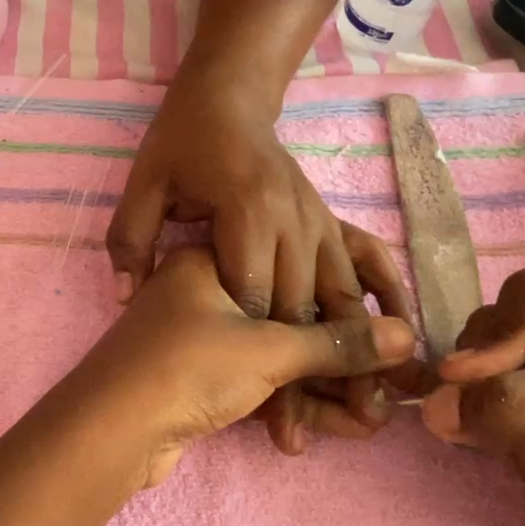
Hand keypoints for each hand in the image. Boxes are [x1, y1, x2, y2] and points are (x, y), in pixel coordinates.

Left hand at [51, 248, 413, 487]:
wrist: (103, 426)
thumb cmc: (182, 367)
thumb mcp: (264, 350)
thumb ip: (334, 342)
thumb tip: (406, 339)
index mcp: (219, 252)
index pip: (303, 275)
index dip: (355, 320)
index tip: (393, 359)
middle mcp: (210, 281)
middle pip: (297, 316)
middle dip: (343, 365)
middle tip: (381, 403)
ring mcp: (201, 325)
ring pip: (279, 349)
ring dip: (321, 389)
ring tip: (364, 426)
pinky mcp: (195, 365)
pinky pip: (255, 372)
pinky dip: (287, 398)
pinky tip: (322, 429)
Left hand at [107, 77, 412, 442]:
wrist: (225, 96)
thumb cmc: (178, 144)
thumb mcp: (142, 187)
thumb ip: (131, 240)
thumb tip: (124, 293)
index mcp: (244, 211)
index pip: (260, 294)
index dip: (261, 350)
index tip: (267, 404)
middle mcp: (290, 216)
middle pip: (306, 304)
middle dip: (312, 370)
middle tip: (316, 429)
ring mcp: (315, 216)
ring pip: (342, 292)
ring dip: (354, 351)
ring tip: (367, 410)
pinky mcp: (325, 218)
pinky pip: (364, 261)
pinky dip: (384, 299)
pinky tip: (401, 338)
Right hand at [418, 272, 524, 525]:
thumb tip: (434, 398)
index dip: (504, 330)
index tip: (467, 376)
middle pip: (508, 324)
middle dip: (476, 355)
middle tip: (458, 402)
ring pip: (487, 364)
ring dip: (460, 384)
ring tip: (449, 420)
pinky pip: (481, 406)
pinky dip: (456, 410)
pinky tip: (445, 427)